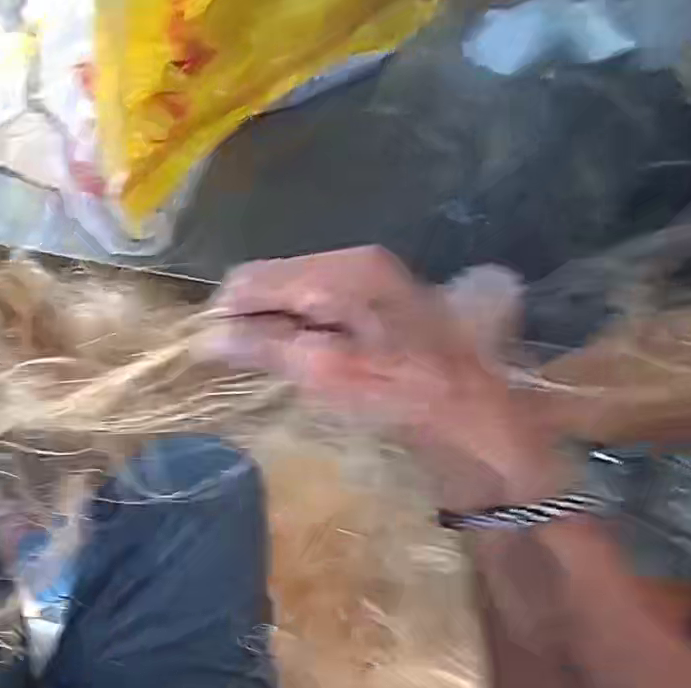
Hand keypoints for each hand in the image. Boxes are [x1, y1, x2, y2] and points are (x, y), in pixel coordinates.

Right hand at [202, 246, 565, 505]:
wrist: (485, 423)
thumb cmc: (403, 400)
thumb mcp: (325, 375)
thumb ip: (263, 347)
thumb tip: (205, 338)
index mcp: (341, 272)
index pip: (245, 282)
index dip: (224, 319)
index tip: (219, 359)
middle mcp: (357, 261)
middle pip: (266, 281)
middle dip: (246, 321)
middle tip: (246, 367)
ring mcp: (371, 278)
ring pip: (285, 294)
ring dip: (267, 328)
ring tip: (273, 367)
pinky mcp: (376, 298)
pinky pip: (308, 305)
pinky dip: (292, 329)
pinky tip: (302, 359)